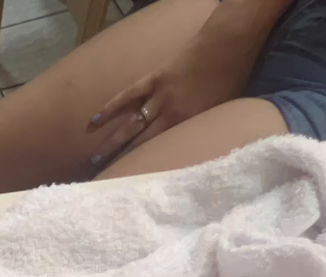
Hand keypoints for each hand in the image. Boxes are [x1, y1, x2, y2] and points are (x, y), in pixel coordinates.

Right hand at [86, 25, 259, 170]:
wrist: (231, 41)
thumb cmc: (232, 76)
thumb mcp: (223, 110)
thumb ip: (206, 129)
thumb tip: (201, 150)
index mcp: (184, 123)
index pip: (158, 151)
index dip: (142, 168)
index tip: (127, 185)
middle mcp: (167, 113)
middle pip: (137, 142)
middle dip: (118, 161)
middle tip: (102, 179)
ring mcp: (158, 96)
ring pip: (129, 124)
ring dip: (110, 143)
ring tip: (93, 160)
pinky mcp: (153, 79)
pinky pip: (128, 95)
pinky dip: (111, 108)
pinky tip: (94, 121)